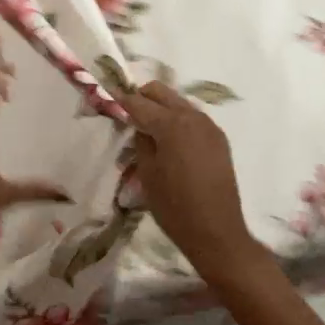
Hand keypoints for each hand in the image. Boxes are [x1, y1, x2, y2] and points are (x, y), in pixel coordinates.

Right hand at [121, 82, 268, 283]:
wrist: (216, 231)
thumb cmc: (174, 206)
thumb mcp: (147, 173)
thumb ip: (141, 141)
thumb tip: (139, 124)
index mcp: (172, 124)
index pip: (138, 102)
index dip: (119, 99)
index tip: (106, 98)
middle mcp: (193, 117)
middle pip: (161, 92)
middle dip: (141, 98)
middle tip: (126, 116)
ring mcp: (209, 127)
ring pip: (178, 103)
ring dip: (161, 109)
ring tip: (147, 133)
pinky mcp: (219, 140)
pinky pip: (193, 119)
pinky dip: (177, 122)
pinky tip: (169, 143)